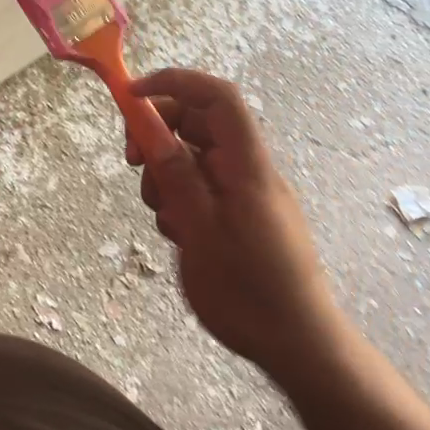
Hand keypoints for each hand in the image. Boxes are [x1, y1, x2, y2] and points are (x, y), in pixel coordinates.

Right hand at [124, 68, 351, 384]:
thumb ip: (175, 173)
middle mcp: (249, 171)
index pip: (217, 97)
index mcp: (248, 166)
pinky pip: (200, 188)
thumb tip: (149, 123)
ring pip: (193, 158)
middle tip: (131, 162)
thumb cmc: (249, 290)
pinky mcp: (238, 217)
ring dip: (164, 173)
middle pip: (198, 123)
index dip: (173, 83)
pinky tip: (177, 233)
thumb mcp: (201, 230)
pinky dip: (179, 199)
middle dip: (158, 133)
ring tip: (162, 215)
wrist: (299, 346)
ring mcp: (244, 194)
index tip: (130, 97)